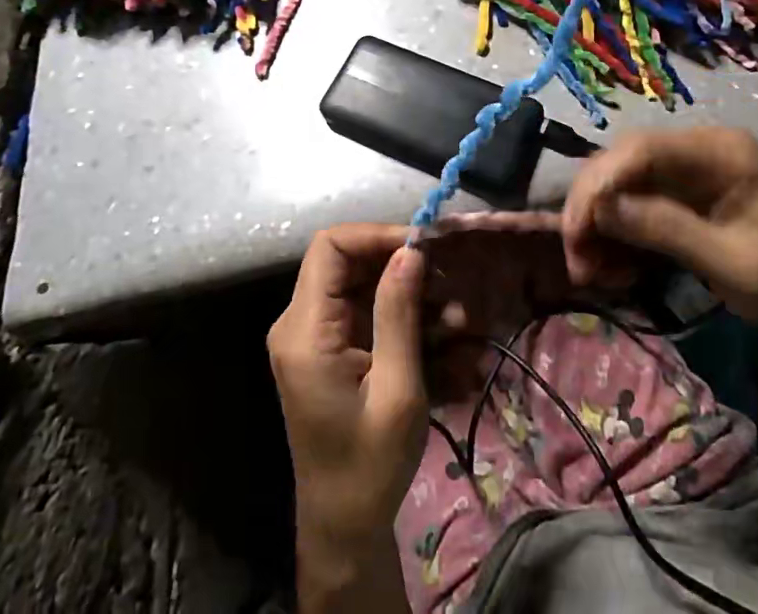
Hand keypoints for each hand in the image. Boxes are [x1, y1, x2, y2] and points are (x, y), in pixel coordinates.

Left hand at [267, 225, 425, 576]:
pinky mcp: (329, 349)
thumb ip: (399, 314)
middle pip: (347, 262)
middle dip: (401, 266)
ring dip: (410, 294)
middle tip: (451, 286)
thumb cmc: (370, 464)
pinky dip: (402, 317)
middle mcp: (299, 324)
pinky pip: (365, 313)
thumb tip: (410, 250)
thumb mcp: (396, 389)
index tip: (424, 250)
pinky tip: (442, 338)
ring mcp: (313, 336)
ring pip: (361, 285)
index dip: (376, 236)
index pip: (330, 247)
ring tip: (458, 321)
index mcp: (305, 331)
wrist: (344, 521)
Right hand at [561, 128, 757, 327]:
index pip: (644, 149)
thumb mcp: (733, 263)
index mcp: (721, 152)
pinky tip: (606, 264)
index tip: (576, 228)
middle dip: (589, 206)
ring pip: (613, 181)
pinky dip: (607, 232)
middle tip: (575, 257)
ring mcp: (680, 169)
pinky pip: (623, 202)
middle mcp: (695, 148)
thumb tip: (602, 208)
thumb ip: (669, 230)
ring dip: (592, 223)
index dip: (602, 182)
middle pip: (620, 161)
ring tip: (587, 269)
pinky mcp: (670, 192)